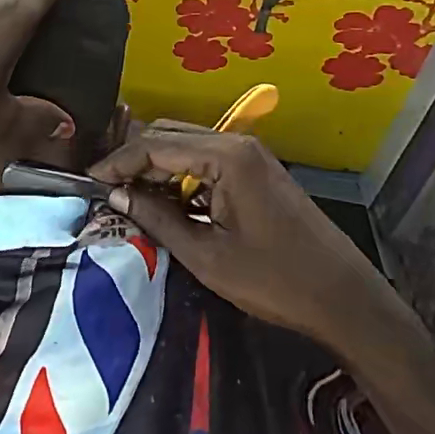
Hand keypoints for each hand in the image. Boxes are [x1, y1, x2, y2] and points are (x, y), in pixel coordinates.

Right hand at [89, 123, 391, 344]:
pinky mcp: (256, 169)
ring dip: (156, 167)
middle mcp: (236, 142)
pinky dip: (180, 175)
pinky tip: (167, 202)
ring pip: (185, 144)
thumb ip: (156, 218)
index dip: (116, 163)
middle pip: (167, 134)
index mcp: (226, 156)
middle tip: (107, 191)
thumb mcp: (206, 255)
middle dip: (133, 160)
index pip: (154, 144)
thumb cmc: (276, 281)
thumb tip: (115, 195)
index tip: (88, 182)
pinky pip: (204, 158)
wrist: (347, 299)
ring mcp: (249, 153)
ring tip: (130, 199)